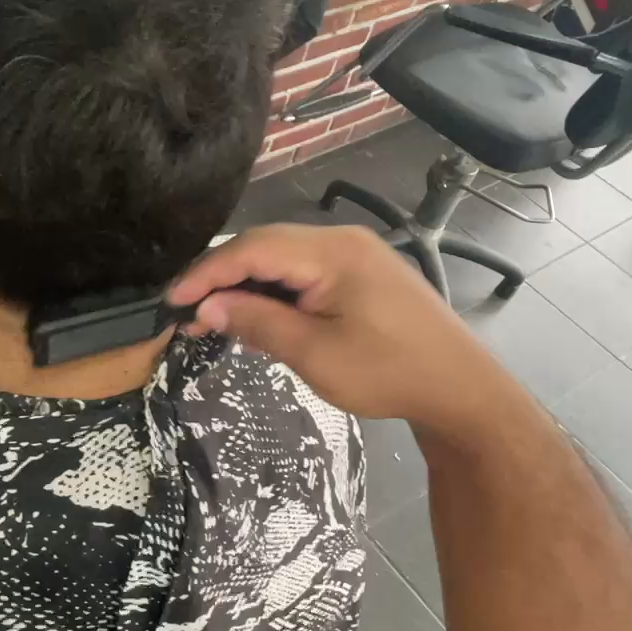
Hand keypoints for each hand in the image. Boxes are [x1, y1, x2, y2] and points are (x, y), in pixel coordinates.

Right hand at [169, 224, 524, 435]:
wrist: (459, 389)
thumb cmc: (388, 373)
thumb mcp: (315, 354)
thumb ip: (258, 323)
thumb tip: (207, 307)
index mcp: (333, 252)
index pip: (252, 249)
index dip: (207, 272)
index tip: (172, 300)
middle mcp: (342, 241)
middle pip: (265, 247)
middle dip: (221, 278)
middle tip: (186, 312)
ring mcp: (354, 255)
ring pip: (282, 260)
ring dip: (245, 286)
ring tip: (211, 318)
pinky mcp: (360, 275)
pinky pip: (303, 273)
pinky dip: (272, 292)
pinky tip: (254, 316)